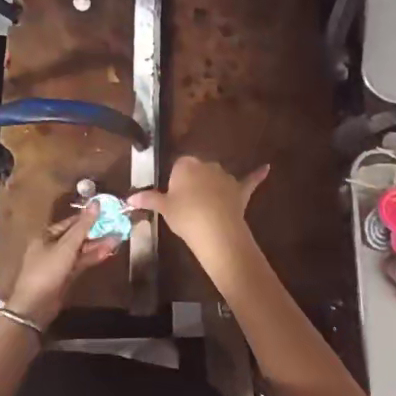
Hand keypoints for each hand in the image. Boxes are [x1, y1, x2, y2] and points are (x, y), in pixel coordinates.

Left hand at [4, 202, 120, 327]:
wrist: (35, 305)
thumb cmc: (47, 271)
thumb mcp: (66, 247)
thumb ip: (82, 226)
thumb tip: (95, 203)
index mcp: (45, 235)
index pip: (69, 222)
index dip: (87, 217)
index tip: (106, 212)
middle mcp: (51, 247)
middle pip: (76, 236)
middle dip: (95, 232)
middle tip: (116, 226)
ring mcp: (59, 263)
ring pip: (80, 250)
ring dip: (97, 245)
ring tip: (118, 238)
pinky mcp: (65, 277)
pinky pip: (80, 263)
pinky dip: (93, 257)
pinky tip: (108, 252)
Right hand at [127, 157, 268, 258]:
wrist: (216, 231)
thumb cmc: (185, 216)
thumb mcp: (163, 209)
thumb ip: (149, 200)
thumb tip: (129, 198)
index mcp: (186, 166)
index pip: (178, 166)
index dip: (176, 181)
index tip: (173, 197)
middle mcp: (207, 165)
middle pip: (198, 170)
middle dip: (193, 183)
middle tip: (187, 204)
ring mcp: (226, 176)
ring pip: (217, 177)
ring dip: (213, 185)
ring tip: (206, 206)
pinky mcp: (241, 189)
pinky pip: (249, 180)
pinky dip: (257, 175)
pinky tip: (267, 168)